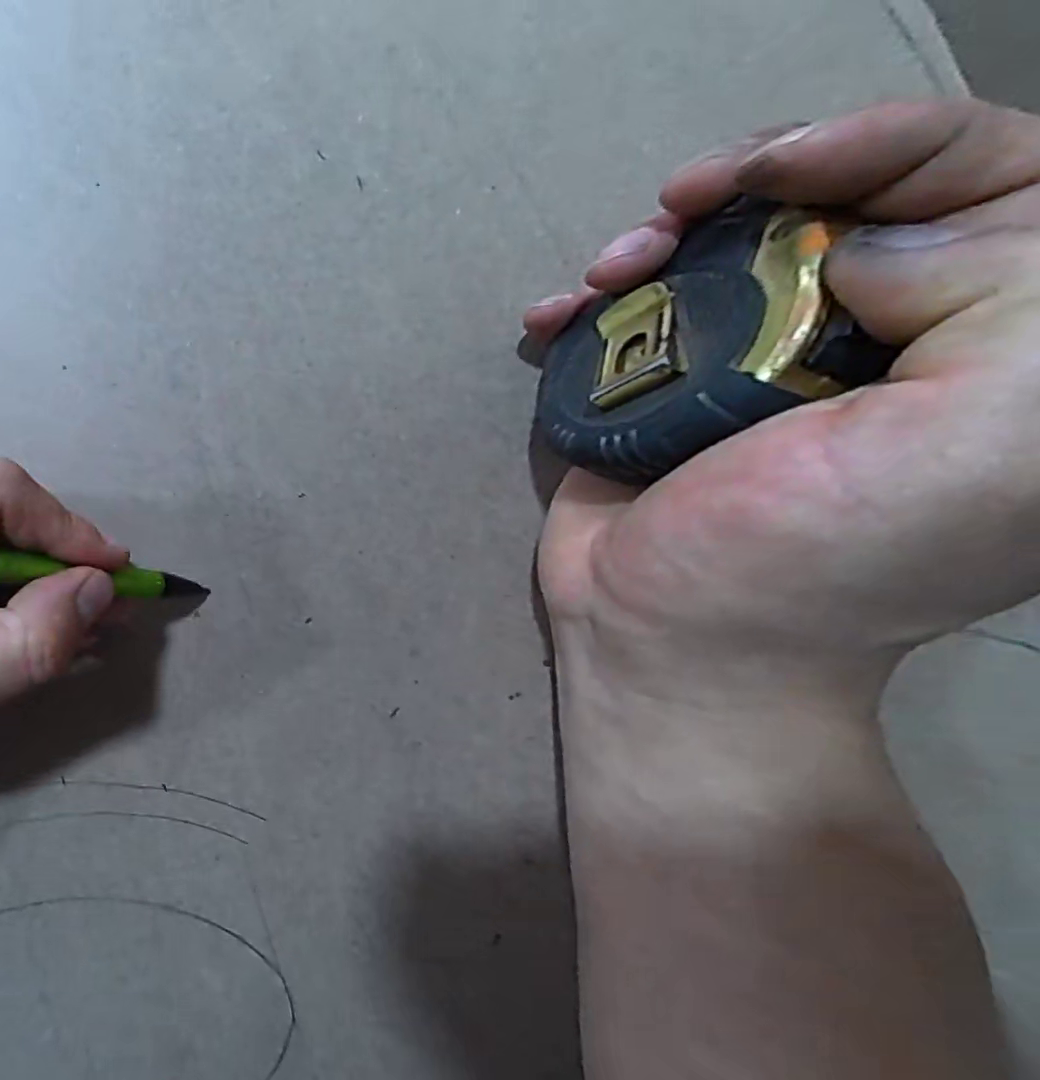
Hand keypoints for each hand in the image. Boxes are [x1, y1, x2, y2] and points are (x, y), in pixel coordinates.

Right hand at [523, 101, 1039, 699]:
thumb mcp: (988, 442)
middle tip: (671, 210)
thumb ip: (1000, 304)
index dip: (886, 146)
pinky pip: (622, 323)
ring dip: (646, 246)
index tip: (770, 171)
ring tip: (599, 277)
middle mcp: (872, 335)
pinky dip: (579, 309)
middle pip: (825, 204)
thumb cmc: (821, 559)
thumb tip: (857, 247)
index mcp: (992, 337)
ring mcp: (746, 365)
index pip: (982, 183)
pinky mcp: (650, 394)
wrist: (664, 633)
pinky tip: (548, 319)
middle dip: (745, 188)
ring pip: (710, 256)